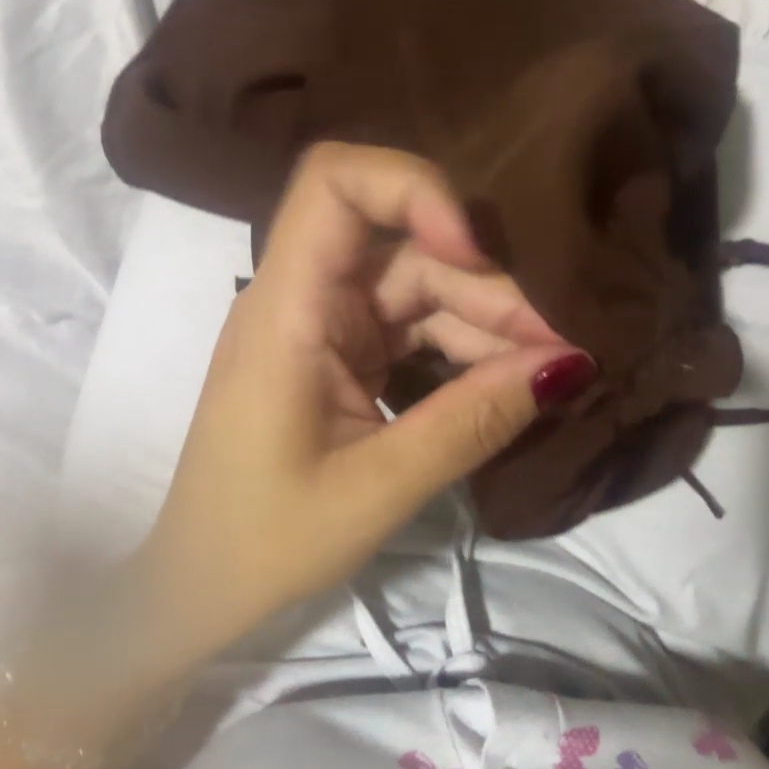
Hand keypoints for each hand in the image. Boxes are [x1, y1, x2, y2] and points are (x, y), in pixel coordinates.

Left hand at [131, 143, 592, 641]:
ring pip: (413, 284)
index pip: (332, 184)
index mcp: (284, 310)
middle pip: (399, 242)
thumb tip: (567, 364)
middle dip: (482, 281)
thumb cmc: (265, 540)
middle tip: (556, 342)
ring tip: (548, 367)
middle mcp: (300, 298)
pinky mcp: (336, 356)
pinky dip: (458, 347)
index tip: (476, 250)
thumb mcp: (377, 488)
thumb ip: (471, 421)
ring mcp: (320, 327)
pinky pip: (408, 326)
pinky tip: (507, 379)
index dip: (411, 188)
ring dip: (482, 318)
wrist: (201, 584)